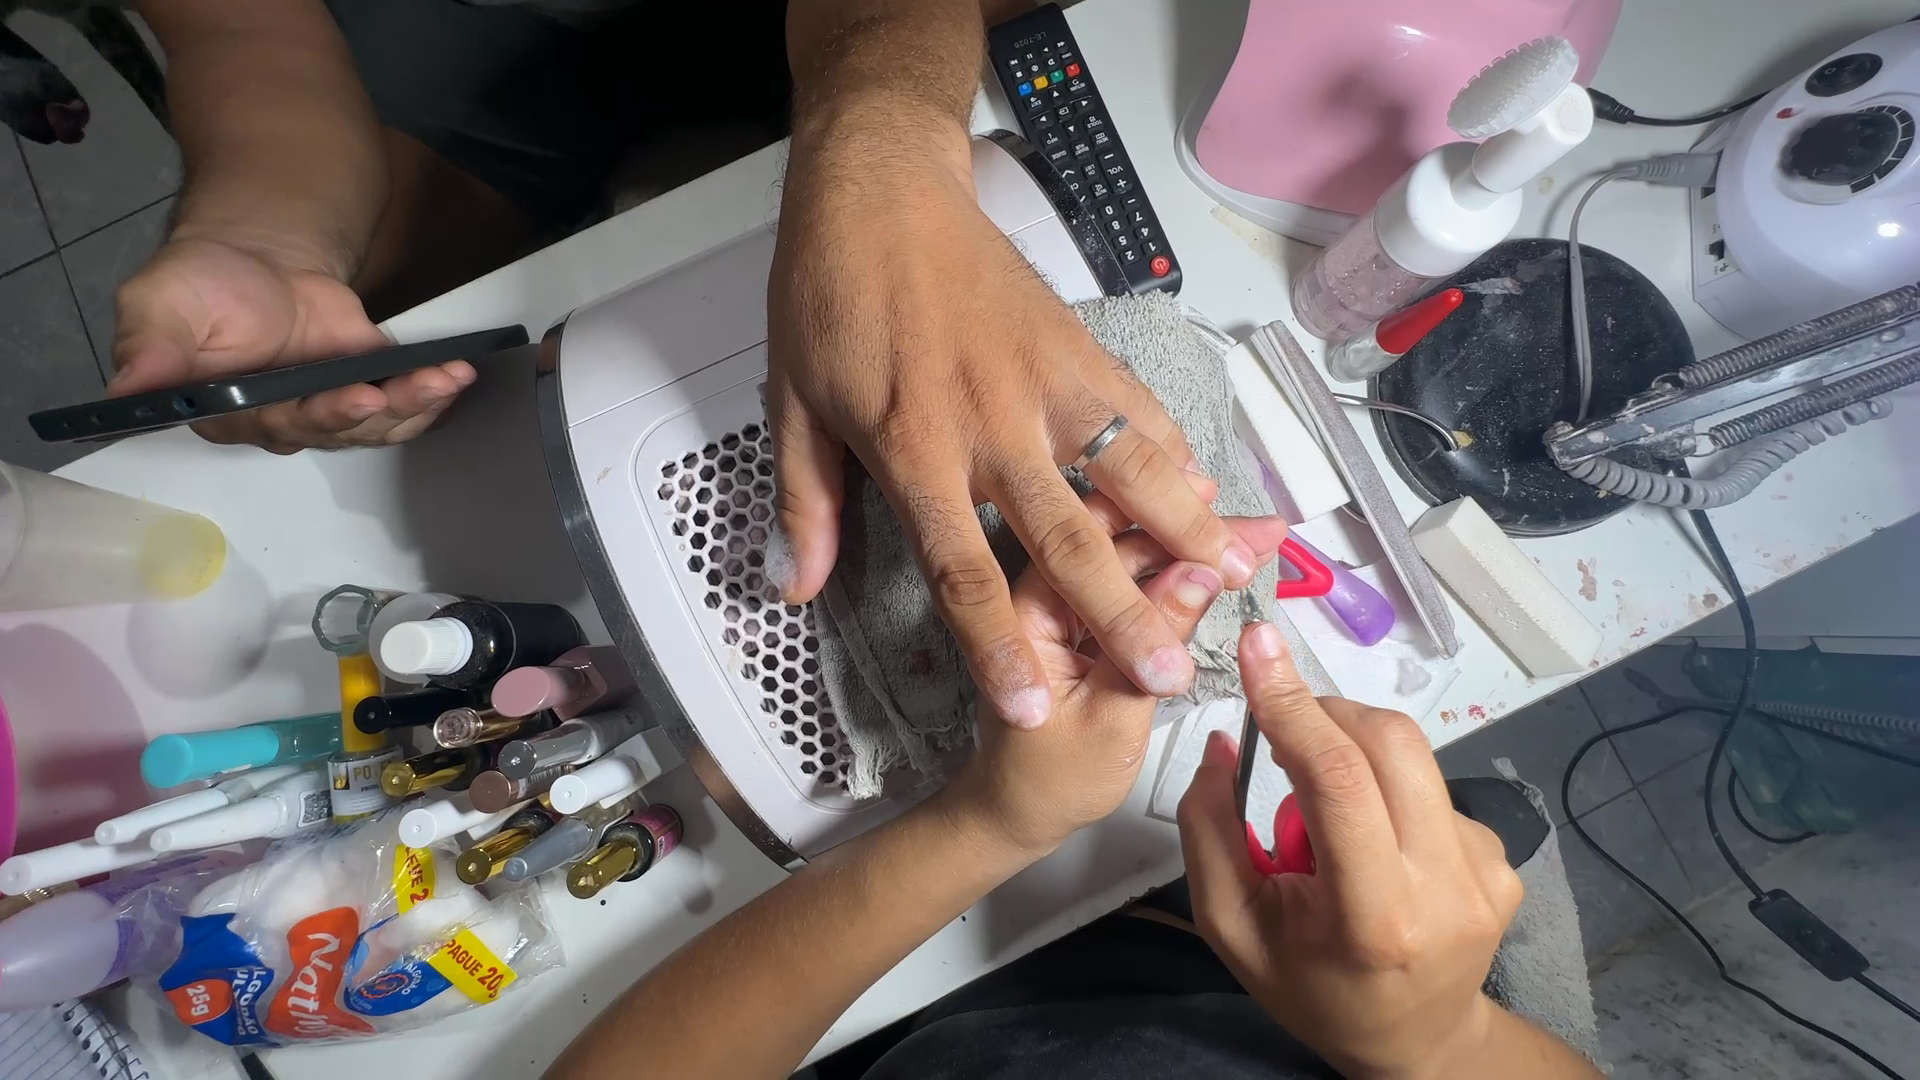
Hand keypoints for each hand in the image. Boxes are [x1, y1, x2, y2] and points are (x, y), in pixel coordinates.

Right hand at [109, 236, 474, 452]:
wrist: (264, 261)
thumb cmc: (206, 283)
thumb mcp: (161, 303)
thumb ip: (150, 348)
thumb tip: (131, 391)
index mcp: (226, 410)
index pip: (276, 426)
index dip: (321, 417)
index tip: (358, 397)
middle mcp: (285, 420)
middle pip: (342, 429)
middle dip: (385, 408)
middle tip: (420, 385)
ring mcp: (335, 410)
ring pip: (382, 424)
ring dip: (420, 402)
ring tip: (449, 377)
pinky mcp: (372, 393)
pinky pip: (407, 408)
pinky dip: (434, 396)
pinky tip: (455, 378)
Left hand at [769, 116, 1256, 730]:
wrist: (877, 195)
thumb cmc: (829, 300)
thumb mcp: (792, 406)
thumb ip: (806, 505)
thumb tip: (796, 589)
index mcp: (914, 453)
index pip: (963, 570)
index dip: (998, 647)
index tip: (1034, 711)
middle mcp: (989, 428)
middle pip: (1063, 535)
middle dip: (1116, 611)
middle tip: (1166, 675)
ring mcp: (1043, 384)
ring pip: (1125, 467)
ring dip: (1180, 526)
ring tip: (1229, 579)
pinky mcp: (1075, 344)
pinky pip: (1136, 404)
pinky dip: (1175, 448)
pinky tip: (1205, 486)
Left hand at [938, 488, 1287, 859]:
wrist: (1022, 808)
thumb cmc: (1055, 775)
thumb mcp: (1112, 713)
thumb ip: (1153, 641)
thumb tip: (1202, 572)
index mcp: (1029, 607)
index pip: (1095, 543)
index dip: (1163, 526)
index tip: (1225, 524)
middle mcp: (1041, 590)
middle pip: (1121, 541)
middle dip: (1192, 531)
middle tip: (1262, 531)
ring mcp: (1065, 602)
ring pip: (1133, 558)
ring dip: (1193, 547)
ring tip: (1257, 538)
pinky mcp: (1086, 617)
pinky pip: (1134, 585)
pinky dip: (1178, 574)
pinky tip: (1219, 562)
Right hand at [1177, 623, 1525, 1079]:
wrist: (1418, 1043)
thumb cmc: (1310, 987)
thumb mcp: (1228, 922)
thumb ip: (1208, 826)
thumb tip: (1226, 741)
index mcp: (1373, 914)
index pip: (1338, 780)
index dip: (1293, 704)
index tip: (1259, 647)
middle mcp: (1447, 886)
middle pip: (1389, 743)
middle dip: (1321, 711)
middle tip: (1281, 733)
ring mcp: (1487, 870)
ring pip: (1409, 752)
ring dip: (1347, 750)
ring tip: (1323, 814)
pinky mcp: (1501, 858)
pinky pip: (1426, 783)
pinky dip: (1380, 785)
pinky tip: (1370, 835)